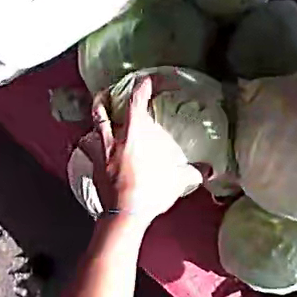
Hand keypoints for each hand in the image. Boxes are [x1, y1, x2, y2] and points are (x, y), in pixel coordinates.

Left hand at [83, 75, 201, 225]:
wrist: (124, 216)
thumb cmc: (149, 193)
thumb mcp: (176, 181)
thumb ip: (192, 172)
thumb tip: (208, 170)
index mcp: (133, 137)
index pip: (135, 104)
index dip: (141, 89)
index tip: (145, 81)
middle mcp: (112, 143)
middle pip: (101, 113)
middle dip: (102, 100)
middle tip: (105, 94)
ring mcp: (99, 158)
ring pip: (89, 134)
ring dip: (91, 128)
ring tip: (94, 127)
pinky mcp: (93, 174)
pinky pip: (88, 158)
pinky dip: (89, 154)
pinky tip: (93, 157)